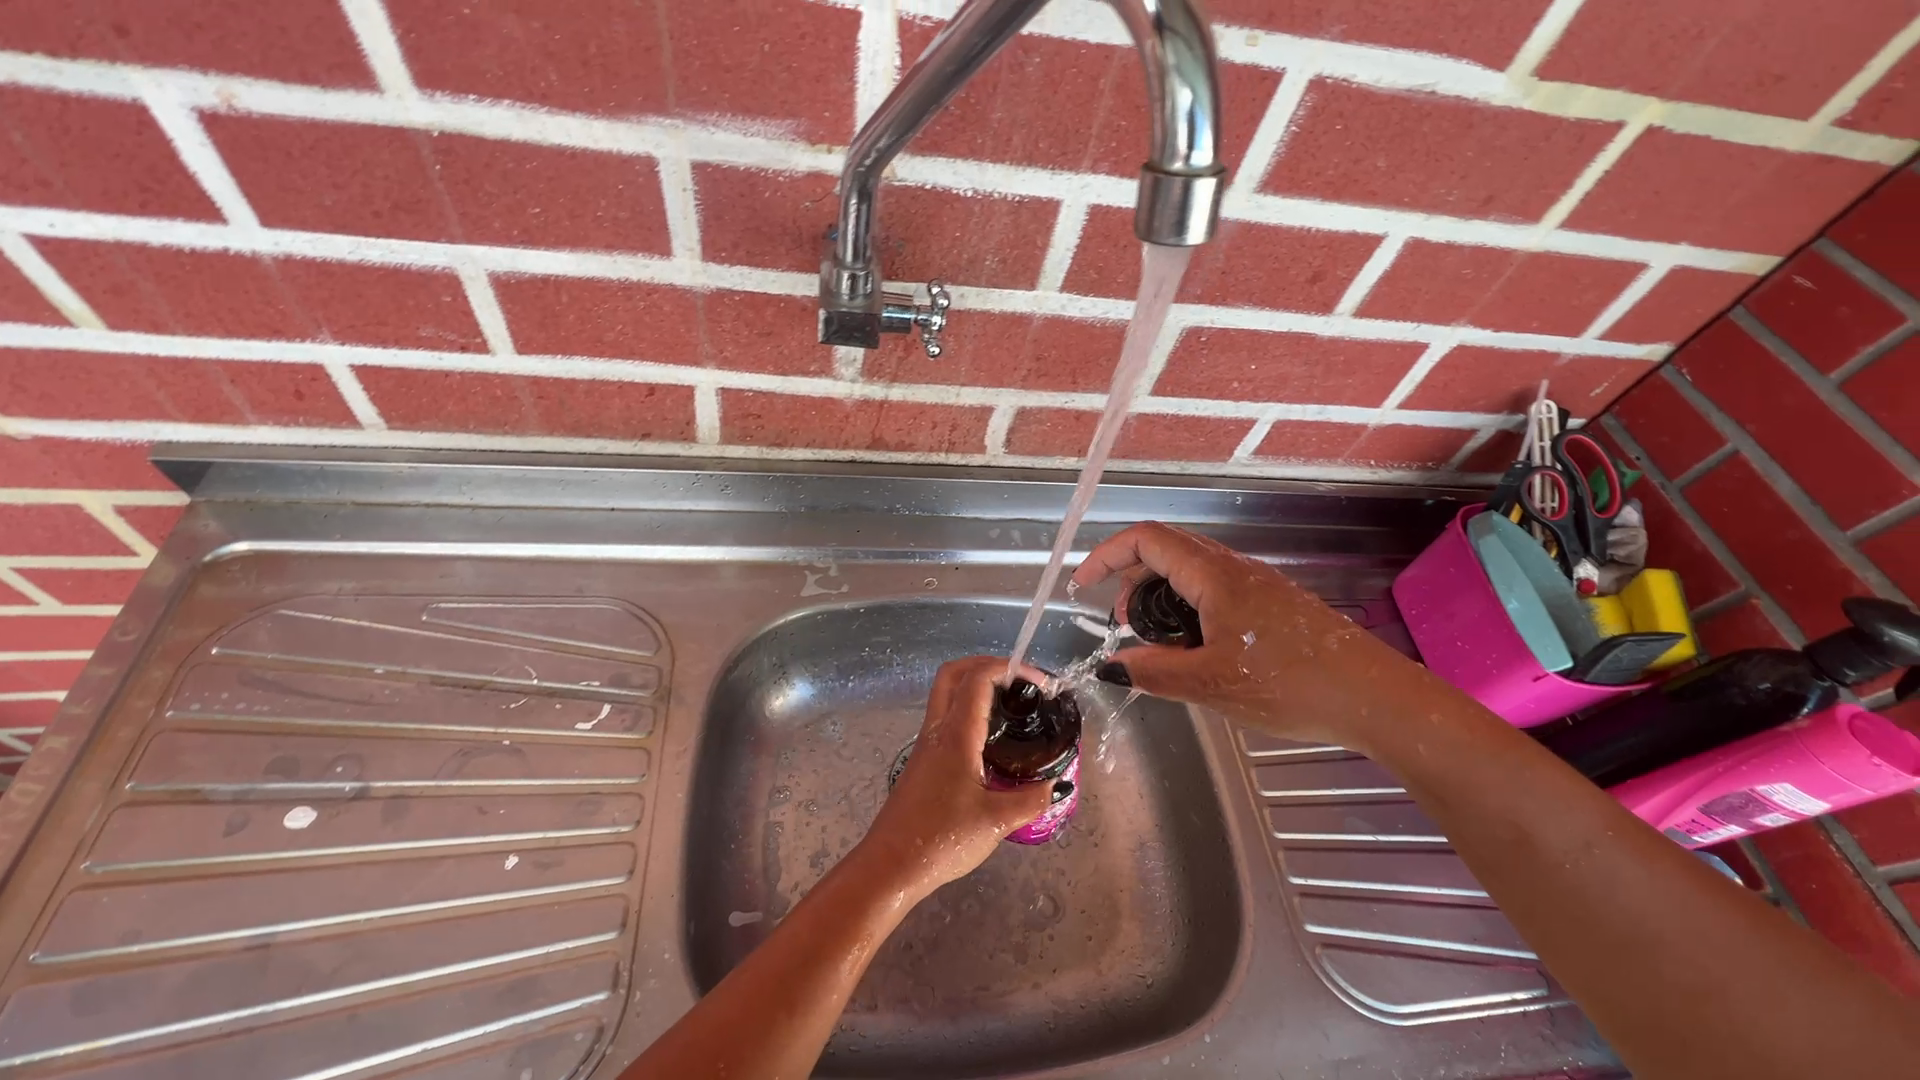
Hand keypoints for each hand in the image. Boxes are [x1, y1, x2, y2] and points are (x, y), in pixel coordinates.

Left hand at [857, 656, 1055, 896]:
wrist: (891, 866)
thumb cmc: (942, 839)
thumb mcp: (996, 821)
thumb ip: (1032, 799)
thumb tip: (1059, 785)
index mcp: (956, 734)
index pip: (978, 678)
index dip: (1010, 668)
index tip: (1040, 684)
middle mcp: (937, 731)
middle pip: (953, 674)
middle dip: (986, 665)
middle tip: (1020, 681)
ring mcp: (926, 745)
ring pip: (946, 695)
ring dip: (975, 686)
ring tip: (1011, 705)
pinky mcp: (923, 762)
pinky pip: (945, 718)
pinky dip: (968, 710)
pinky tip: (990, 738)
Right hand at [1071, 521, 1418, 749]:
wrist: (1374, 697)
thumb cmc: (1291, 685)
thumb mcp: (1212, 683)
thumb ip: (1155, 672)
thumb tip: (1113, 666)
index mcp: (1215, 577)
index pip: (1147, 539)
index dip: (1107, 556)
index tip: (1083, 587)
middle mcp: (1235, 570)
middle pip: (1167, 552)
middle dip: (1131, 581)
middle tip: (1124, 628)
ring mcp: (1257, 585)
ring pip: (1192, 573)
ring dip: (1161, 597)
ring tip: (1157, 644)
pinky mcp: (1272, 606)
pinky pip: (1215, 591)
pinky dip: (1188, 609)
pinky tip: (1197, 650)